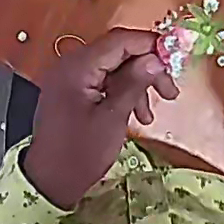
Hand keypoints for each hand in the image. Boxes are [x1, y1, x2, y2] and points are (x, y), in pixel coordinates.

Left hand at [22, 29, 178, 207]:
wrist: (49, 182)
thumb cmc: (79, 153)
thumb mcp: (112, 118)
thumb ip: (134, 84)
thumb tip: (155, 59)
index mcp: (77, 67)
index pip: (119, 40)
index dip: (150, 45)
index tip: (174, 59)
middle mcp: (72, 65)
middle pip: (118, 52)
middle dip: (147, 68)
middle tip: (170, 91)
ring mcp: (71, 78)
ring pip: (114, 68)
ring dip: (138, 83)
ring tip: (151, 113)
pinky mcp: (74, 91)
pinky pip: (104, 81)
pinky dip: (123, 92)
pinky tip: (138, 115)